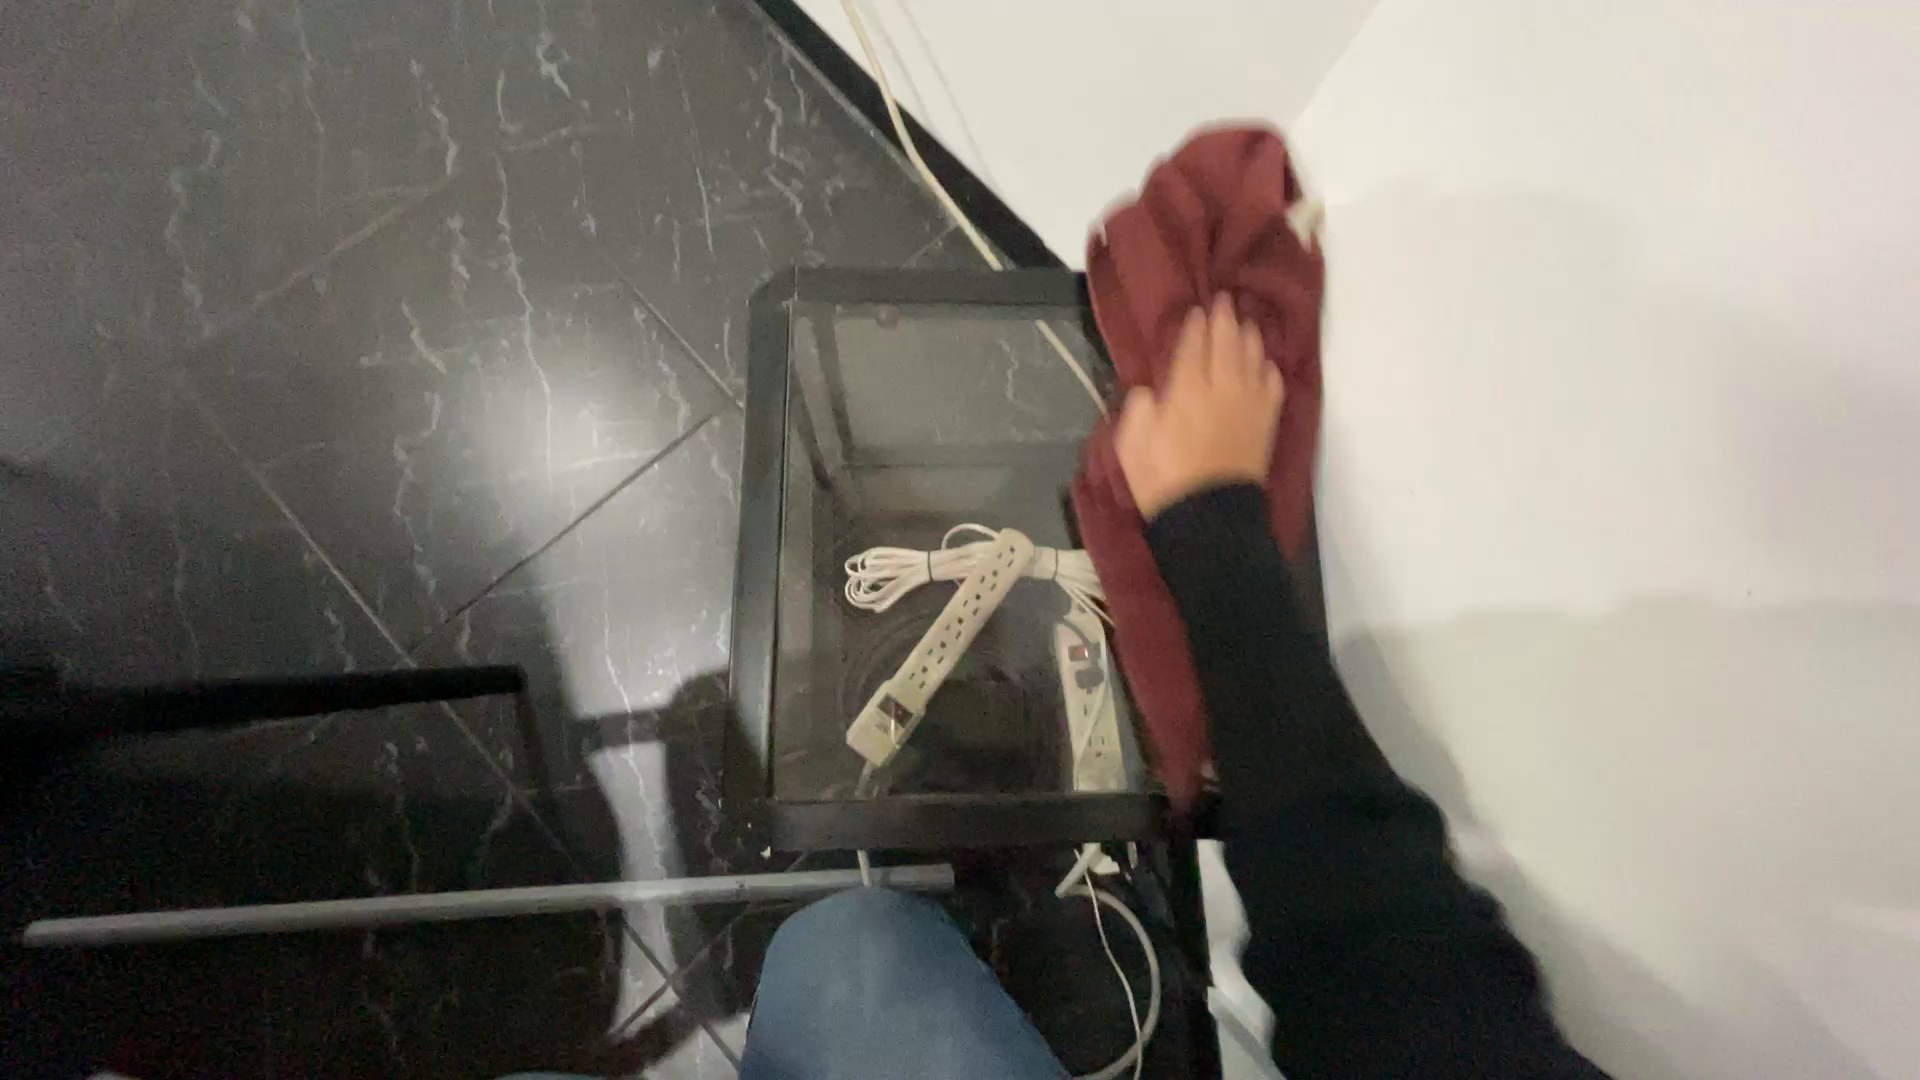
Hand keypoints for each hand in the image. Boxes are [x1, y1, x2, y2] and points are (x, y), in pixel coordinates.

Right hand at [1114, 295, 1283, 521]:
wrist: (1208, 516)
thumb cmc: (1163, 479)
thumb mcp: (1132, 444)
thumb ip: (1138, 409)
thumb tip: (1148, 390)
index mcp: (1186, 389)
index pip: (1194, 346)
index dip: (1196, 326)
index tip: (1198, 310)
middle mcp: (1221, 387)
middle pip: (1227, 343)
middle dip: (1225, 320)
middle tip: (1225, 301)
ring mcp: (1248, 404)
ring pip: (1253, 358)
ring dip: (1249, 337)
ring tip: (1246, 324)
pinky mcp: (1265, 423)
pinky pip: (1273, 385)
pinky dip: (1269, 369)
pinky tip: (1266, 364)